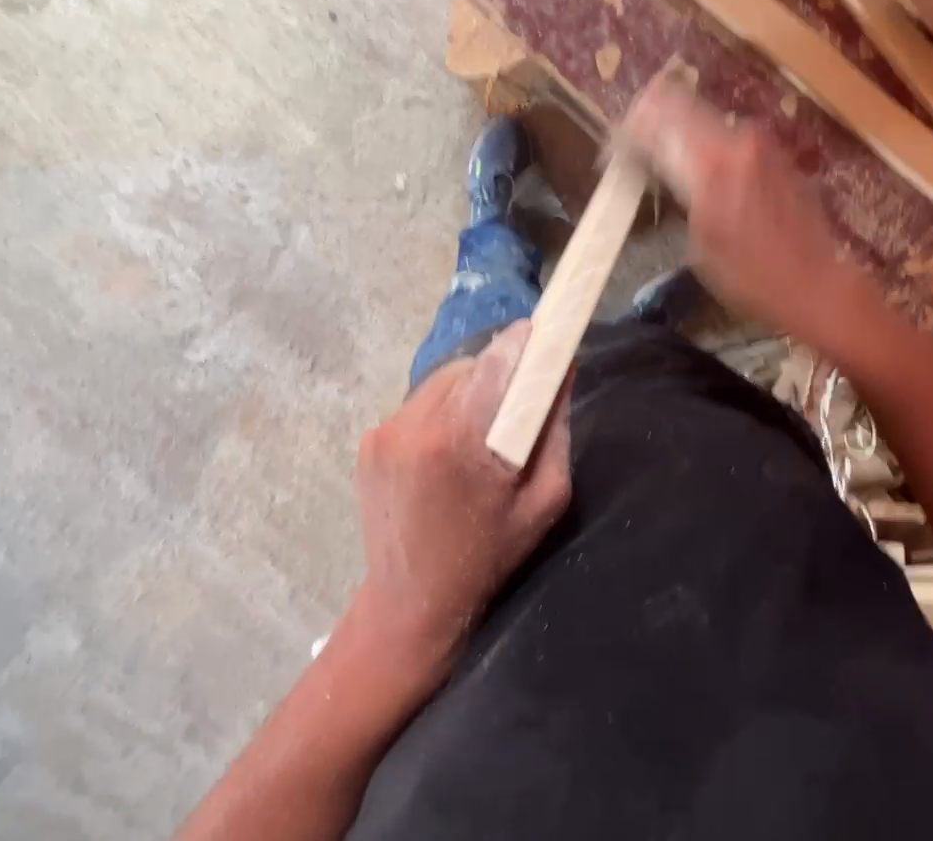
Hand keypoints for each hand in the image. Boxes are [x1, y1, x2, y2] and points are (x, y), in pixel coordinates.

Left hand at [351, 321, 570, 664]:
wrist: (411, 600)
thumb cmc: (489, 554)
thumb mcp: (545, 500)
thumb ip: (555, 431)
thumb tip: (563, 371)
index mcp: (459, 440)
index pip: (495, 363)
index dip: (522, 342)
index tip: (543, 332)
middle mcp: (414, 424)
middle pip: (468, 368)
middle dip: (498, 371)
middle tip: (520, 395)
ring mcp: (384, 431)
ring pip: (440, 382)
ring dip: (469, 390)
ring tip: (485, 427)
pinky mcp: (369, 441)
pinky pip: (419, 404)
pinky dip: (442, 411)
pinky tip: (451, 448)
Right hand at [622, 73, 867, 339]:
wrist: (819, 284)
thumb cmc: (752, 277)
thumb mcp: (699, 242)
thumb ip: (678, 191)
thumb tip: (659, 166)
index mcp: (710, 161)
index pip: (654, 119)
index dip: (627, 131)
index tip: (612, 150)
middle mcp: (737, 140)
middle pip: (680, 106)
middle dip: (651, 121)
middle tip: (632, 147)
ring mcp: (762, 144)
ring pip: (706, 120)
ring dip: (680, 133)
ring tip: (664, 162)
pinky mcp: (779, 155)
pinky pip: (730, 139)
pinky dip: (708, 147)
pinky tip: (703, 175)